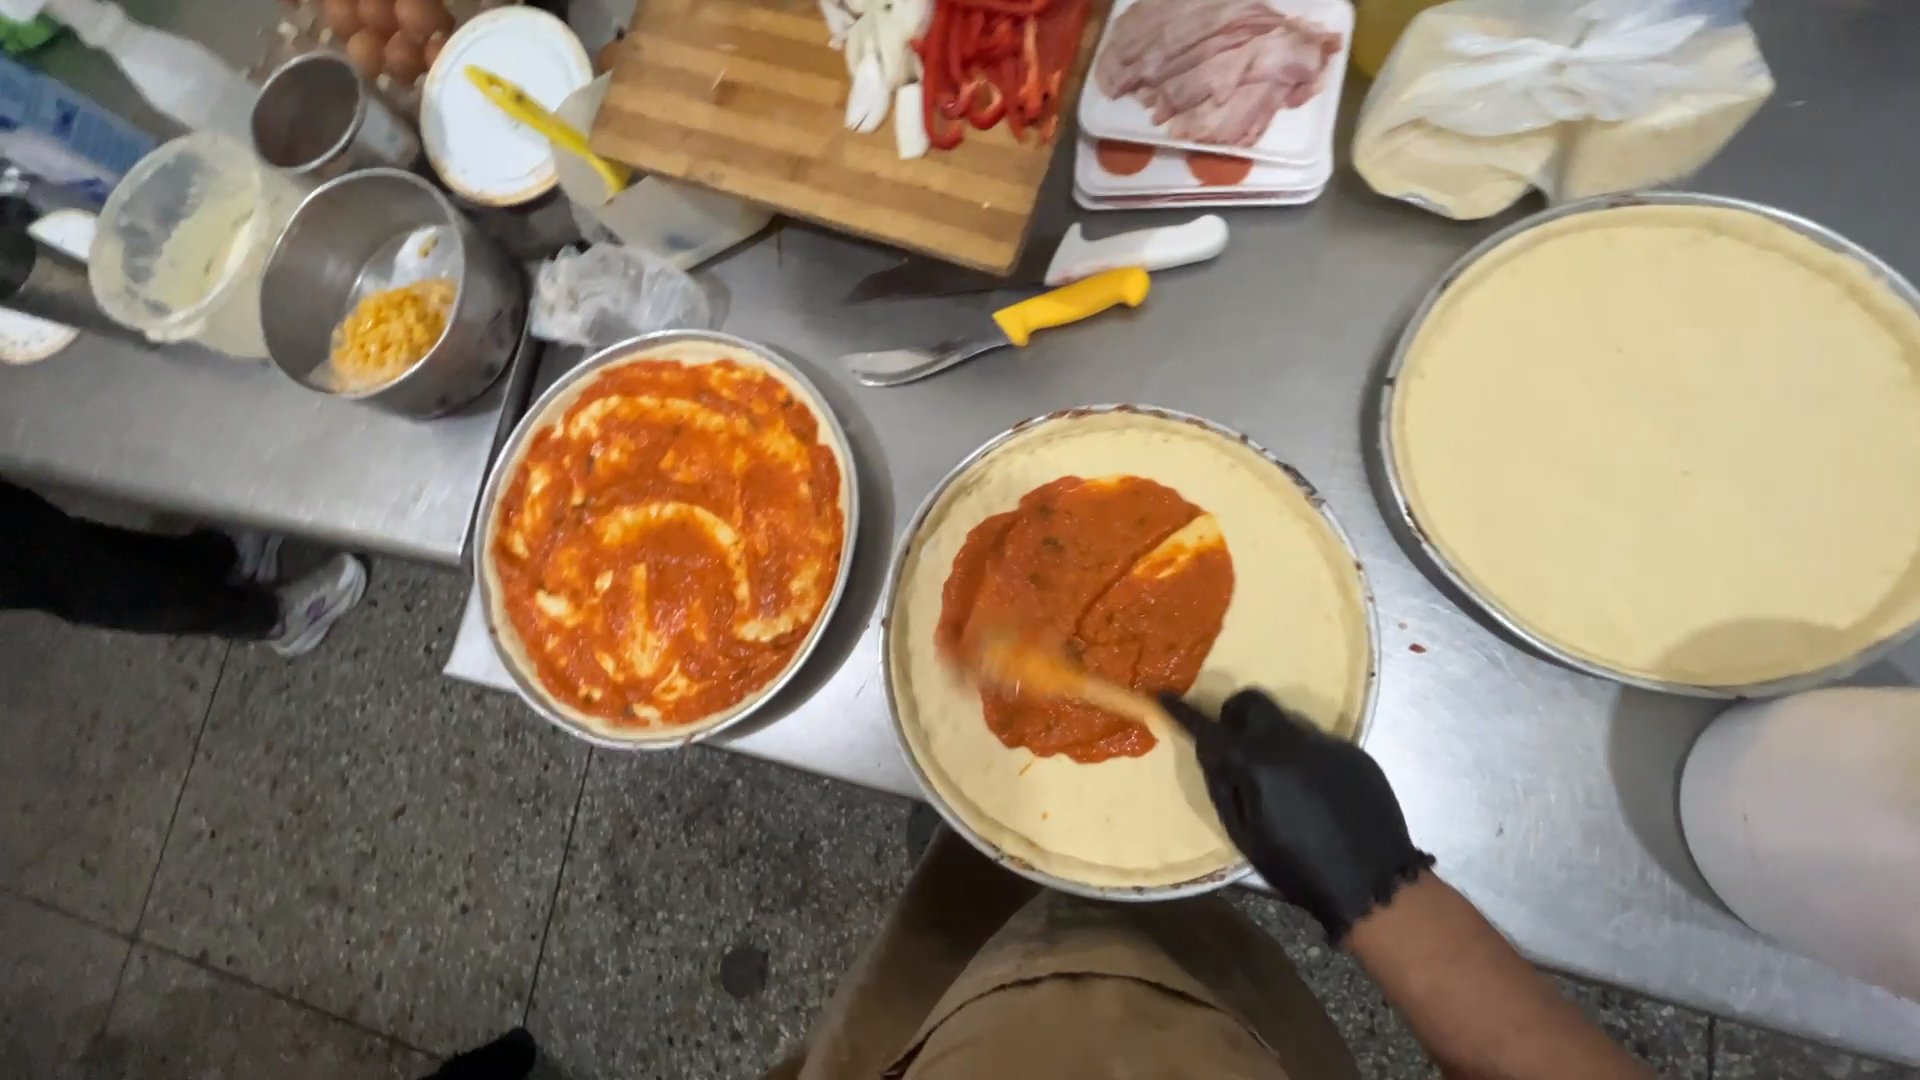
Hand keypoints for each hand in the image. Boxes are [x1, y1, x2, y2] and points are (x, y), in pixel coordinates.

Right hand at [1161, 689, 1432, 940]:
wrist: (1374, 884)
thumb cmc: (1297, 867)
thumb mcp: (1244, 834)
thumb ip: (1222, 786)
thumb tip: (1210, 752)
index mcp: (1257, 764)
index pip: (1209, 728)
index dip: (1183, 711)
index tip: (1165, 696)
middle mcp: (1289, 742)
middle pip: (1253, 701)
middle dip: (1235, 713)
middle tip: (1234, 740)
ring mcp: (1326, 743)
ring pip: (1286, 722)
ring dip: (1272, 739)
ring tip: (1281, 778)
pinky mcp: (1354, 753)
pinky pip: (1317, 743)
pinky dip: (1304, 757)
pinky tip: (1315, 792)